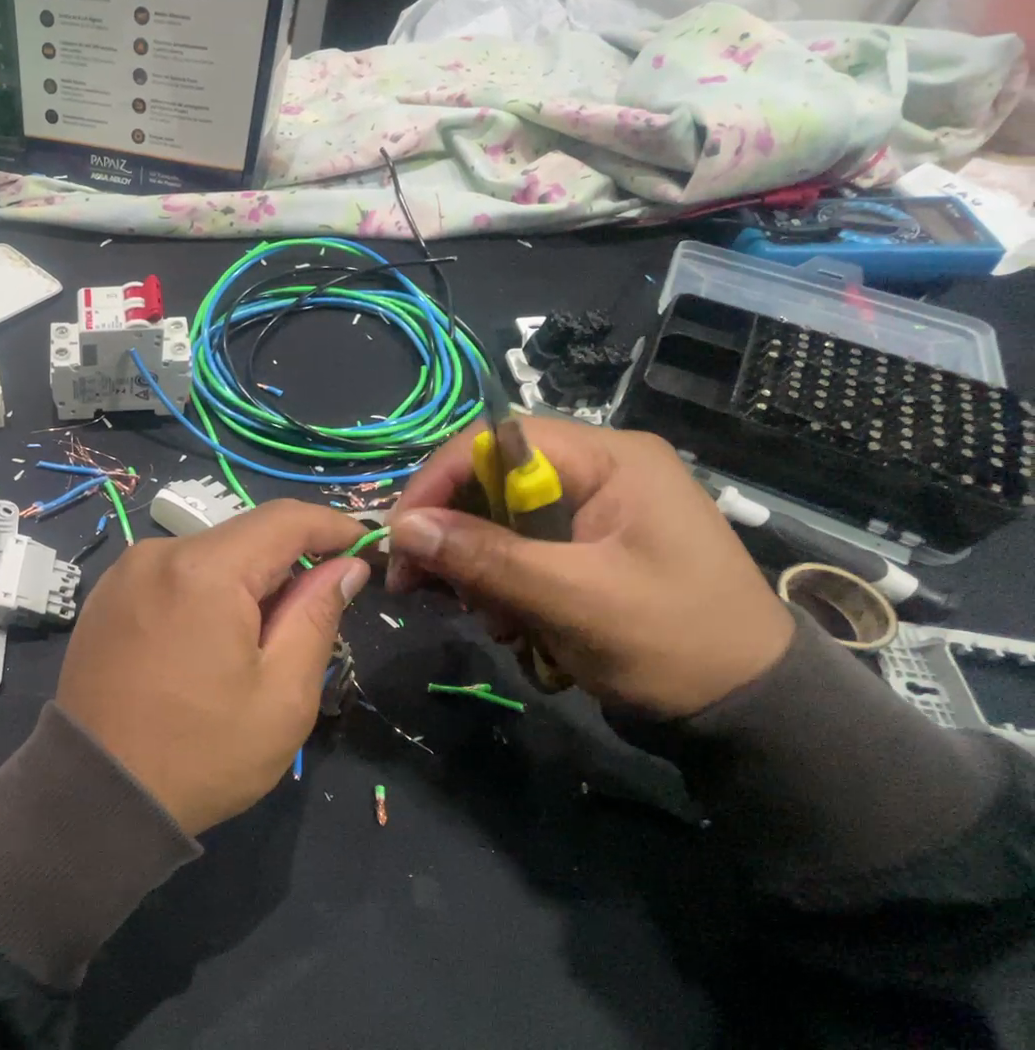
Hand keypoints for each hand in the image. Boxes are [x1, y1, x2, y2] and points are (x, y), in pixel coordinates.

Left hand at [56, 501, 372, 835]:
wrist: (95, 792)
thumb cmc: (200, 753)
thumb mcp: (282, 695)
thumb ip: (316, 616)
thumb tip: (346, 566)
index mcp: (202, 570)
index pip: (284, 520)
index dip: (332, 526)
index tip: (366, 547)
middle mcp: (155, 554)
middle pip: (242, 538)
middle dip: (287, 567)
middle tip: (312, 621)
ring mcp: (121, 575)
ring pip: (205, 558)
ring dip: (243, 585)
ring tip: (256, 647)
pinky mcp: (103, 600)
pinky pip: (169, 578)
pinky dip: (202, 596)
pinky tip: (207, 646)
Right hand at [387, 418, 793, 717]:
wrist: (746, 707)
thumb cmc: (671, 641)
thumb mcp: (572, 599)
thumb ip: (486, 557)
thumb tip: (402, 527)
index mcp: (611, 460)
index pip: (497, 440)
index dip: (439, 480)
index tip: (401, 536)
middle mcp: (599, 471)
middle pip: (490, 481)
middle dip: (453, 535)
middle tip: (421, 586)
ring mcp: (592, 510)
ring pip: (495, 519)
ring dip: (475, 569)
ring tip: (487, 619)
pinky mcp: (584, 546)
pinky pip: (516, 549)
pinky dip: (498, 585)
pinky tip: (508, 622)